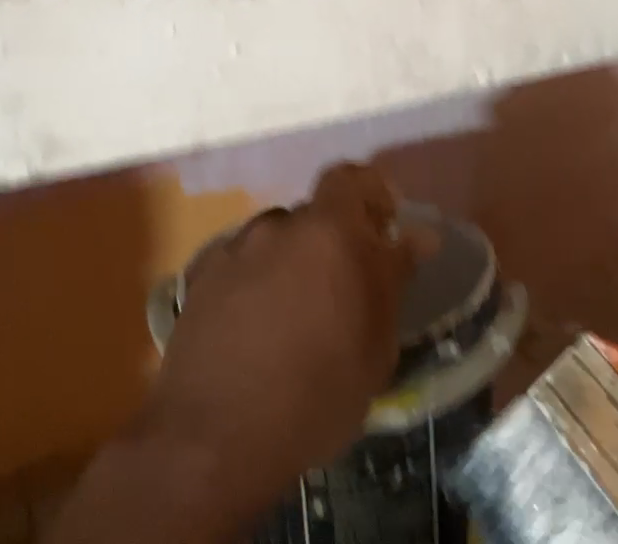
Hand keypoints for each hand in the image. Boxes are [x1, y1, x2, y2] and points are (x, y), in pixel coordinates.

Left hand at [142, 163, 411, 500]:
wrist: (212, 438)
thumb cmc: (316, 396)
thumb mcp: (375, 346)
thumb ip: (394, 279)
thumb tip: (418, 236)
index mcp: (329, 232)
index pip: (353, 178)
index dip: (372, 194)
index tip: (384, 229)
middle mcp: (278, 228)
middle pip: (315, 216)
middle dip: (334, 242)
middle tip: (345, 290)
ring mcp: (233, 251)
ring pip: (276, 241)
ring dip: (292, 263)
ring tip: (296, 316)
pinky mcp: (200, 279)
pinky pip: (242, 266)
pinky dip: (256, 284)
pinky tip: (256, 330)